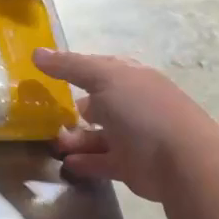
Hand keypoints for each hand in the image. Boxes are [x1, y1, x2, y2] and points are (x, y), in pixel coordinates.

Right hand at [33, 48, 218, 201]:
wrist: (182, 163)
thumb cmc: (143, 111)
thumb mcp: (105, 78)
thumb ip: (70, 66)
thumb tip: (36, 52)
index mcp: (132, 79)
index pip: (100, 69)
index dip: (74, 69)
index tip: (44, 74)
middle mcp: (134, 105)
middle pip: (97, 104)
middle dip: (70, 109)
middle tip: (42, 115)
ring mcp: (133, 136)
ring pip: (96, 134)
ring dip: (73, 138)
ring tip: (51, 143)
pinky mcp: (130, 166)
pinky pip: (100, 161)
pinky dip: (83, 161)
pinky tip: (64, 163)